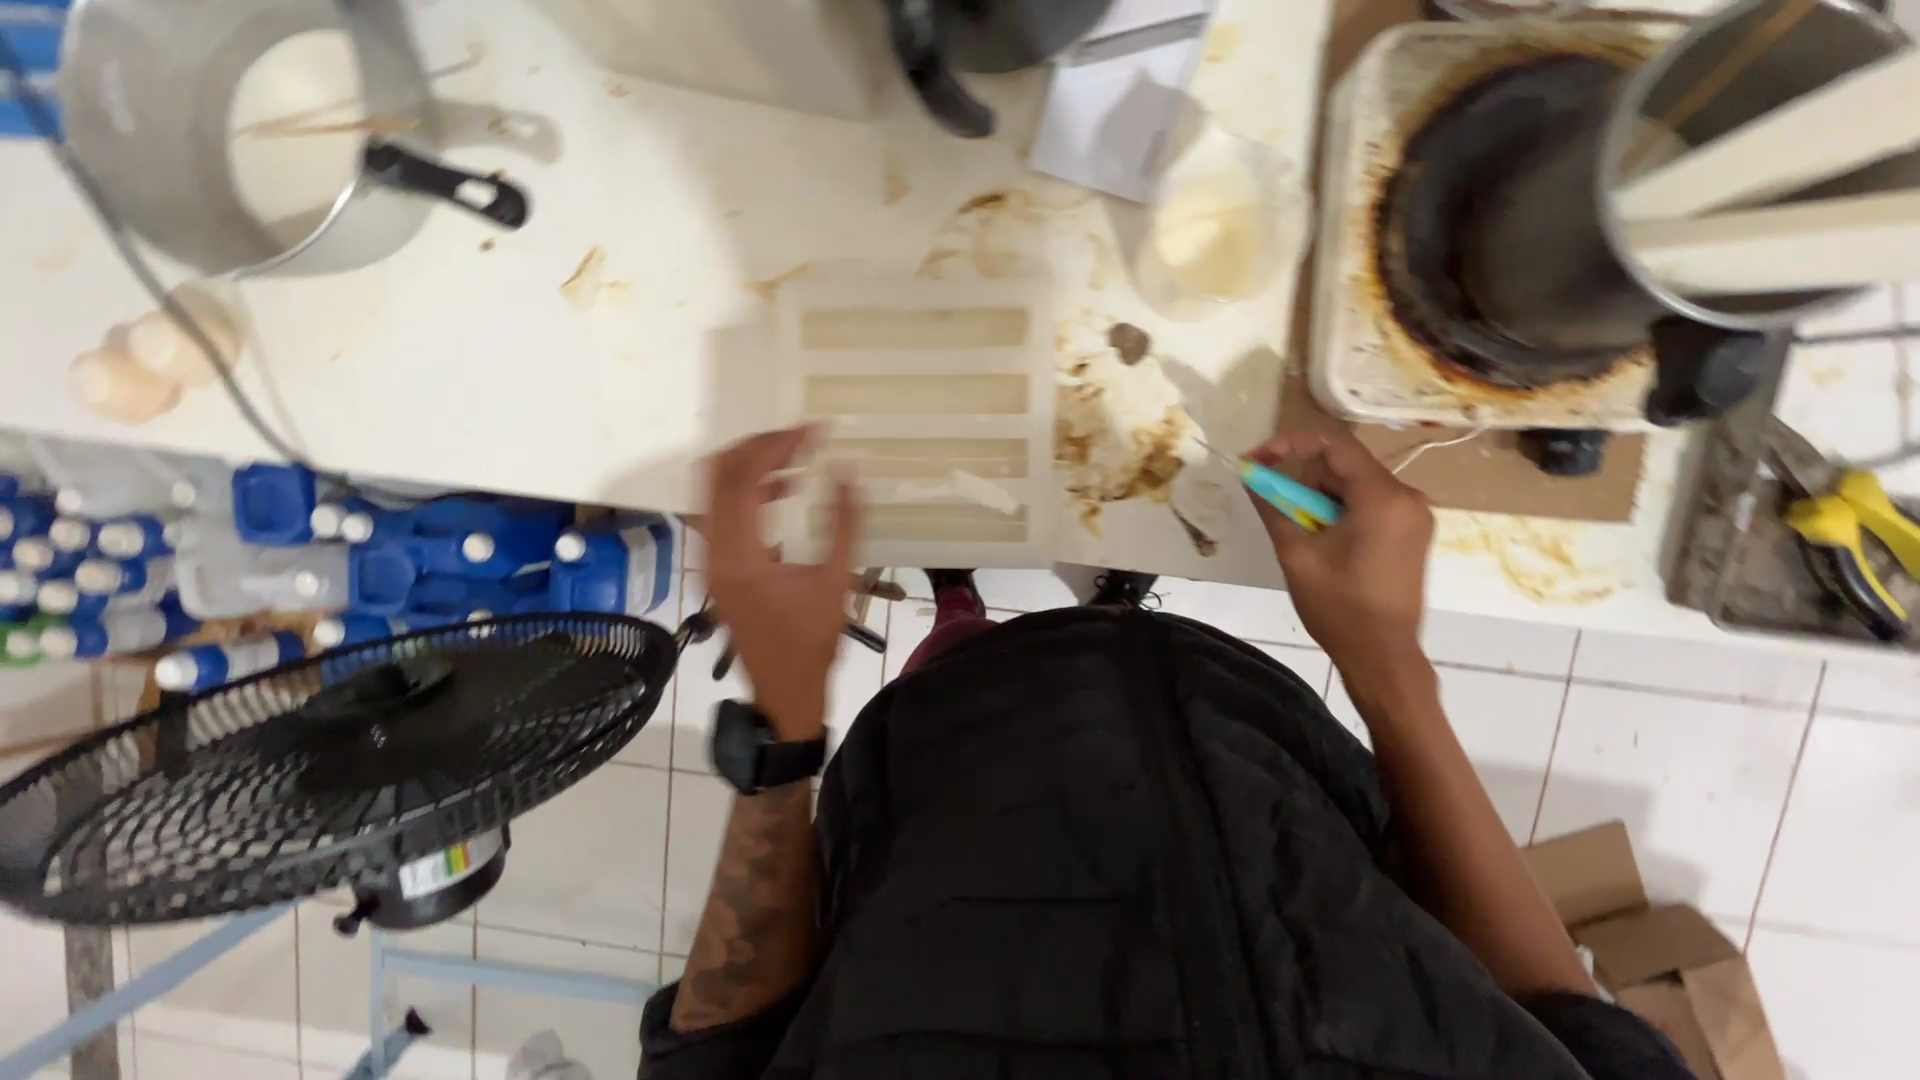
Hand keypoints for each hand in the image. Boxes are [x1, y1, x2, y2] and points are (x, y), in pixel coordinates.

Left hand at [702, 427, 861, 739]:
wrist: (782, 692)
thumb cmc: (813, 644)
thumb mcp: (838, 581)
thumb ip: (844, 521)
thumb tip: (847, 469)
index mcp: (741, 557)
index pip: (743, 479)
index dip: (776, 446)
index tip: (810, 431)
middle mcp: (713, 554)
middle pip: (716, 475)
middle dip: (756, 448)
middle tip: (796, 439)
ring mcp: (707, 561)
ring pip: (711, 491)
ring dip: (747, 468)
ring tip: (793, 461)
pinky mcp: (712, 568)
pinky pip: (717, 513)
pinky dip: (744, 493)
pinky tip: (783, 494)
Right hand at [1244, 428, 1433, 678]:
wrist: (1382, 655)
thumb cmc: (1338, 606)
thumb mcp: (1296, 553)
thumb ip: (1273, 506)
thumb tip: (1251, 474)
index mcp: (1383, 498)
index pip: (1333, 445)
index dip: (1290, 444)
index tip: (1258, 460)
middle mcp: (1407, 497)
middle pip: (1344, 466)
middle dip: (1303, 481)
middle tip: (1274, 508)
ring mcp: (1415, 515)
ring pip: (1354, 486)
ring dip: (1319, 500)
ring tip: (1300, 536)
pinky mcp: (1412, 532)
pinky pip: (1369, 504)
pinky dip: (1339, 512)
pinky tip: (1323, 541)